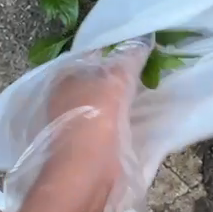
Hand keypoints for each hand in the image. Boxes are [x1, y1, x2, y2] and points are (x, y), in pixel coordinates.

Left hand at [31, 41, 148, 192]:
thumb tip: (144, 39)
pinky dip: (121, 121)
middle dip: (118, 78)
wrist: (86, 172)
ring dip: (121, 101)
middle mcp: (63, 98)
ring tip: (149, 95)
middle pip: (96, 81)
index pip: (92, 56)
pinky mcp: (83, 146)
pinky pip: (107, 125)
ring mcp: (72, 124)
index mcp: (65, 77)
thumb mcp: (117, 80)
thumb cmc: (96, 118)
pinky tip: (139, 120)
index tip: (140, 53)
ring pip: (102, 104)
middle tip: (148, 73)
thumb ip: (130, 59)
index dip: (115, 53)